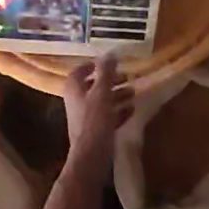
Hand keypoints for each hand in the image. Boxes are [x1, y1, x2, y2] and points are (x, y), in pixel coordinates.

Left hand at [62, 55, 132, 182]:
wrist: (91, 156)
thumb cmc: (94, 122)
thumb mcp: (102, 93)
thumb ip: (106, 72)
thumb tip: (111, 52)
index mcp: (74, 89)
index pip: (79, 71)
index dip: (93, 65)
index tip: (109, 63)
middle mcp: (77, 101)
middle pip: (93, 86)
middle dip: (110, 81)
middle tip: (127, 77)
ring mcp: (86, 118)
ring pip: (102, 102)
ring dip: (117, 95)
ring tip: (134, 92)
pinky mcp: (95, 131)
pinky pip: (108, 117)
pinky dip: (119, 112)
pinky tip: (133, 110)